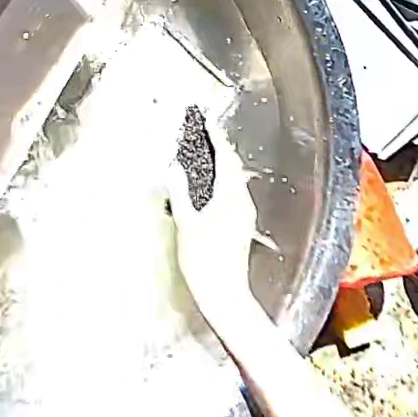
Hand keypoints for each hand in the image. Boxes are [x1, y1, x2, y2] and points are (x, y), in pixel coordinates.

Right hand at [165, 118, 263, 330]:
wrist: (225, 296)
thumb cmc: (204, 260)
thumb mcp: (186, 224)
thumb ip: (180, 192)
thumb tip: (173, 167)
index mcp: (229, 196)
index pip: (225, 158)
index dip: (216, 137)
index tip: (207, 120)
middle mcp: (241, 201)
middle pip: (233, 166)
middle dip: (220, 146)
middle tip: (204, 130)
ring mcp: (243, 213)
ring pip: (234, 178)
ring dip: (222, 162)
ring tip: (205, 150)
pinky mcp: (241, 223)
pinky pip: (233, 189)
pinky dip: (222, 177)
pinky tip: (209, 180)